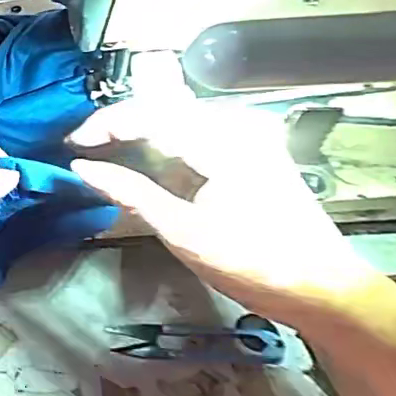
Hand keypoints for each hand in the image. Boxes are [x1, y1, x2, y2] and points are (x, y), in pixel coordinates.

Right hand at [68, 99, 395, 327]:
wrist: (323, 288)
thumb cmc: (254, 263)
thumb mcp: (182, 231)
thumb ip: (130, 192)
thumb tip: (81, 168)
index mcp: (224, 141)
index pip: (149, 114)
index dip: (104, 125)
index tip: (72, 145)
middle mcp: (238, 126)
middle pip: (160, 106)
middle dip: (116, 124)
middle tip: (82, 148)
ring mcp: (247, 134)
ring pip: (175, 116)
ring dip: (136, 131)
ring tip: (102, 151)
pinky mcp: (250, 148)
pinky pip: (193, 131)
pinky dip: (160, 142)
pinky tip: (140, 159)